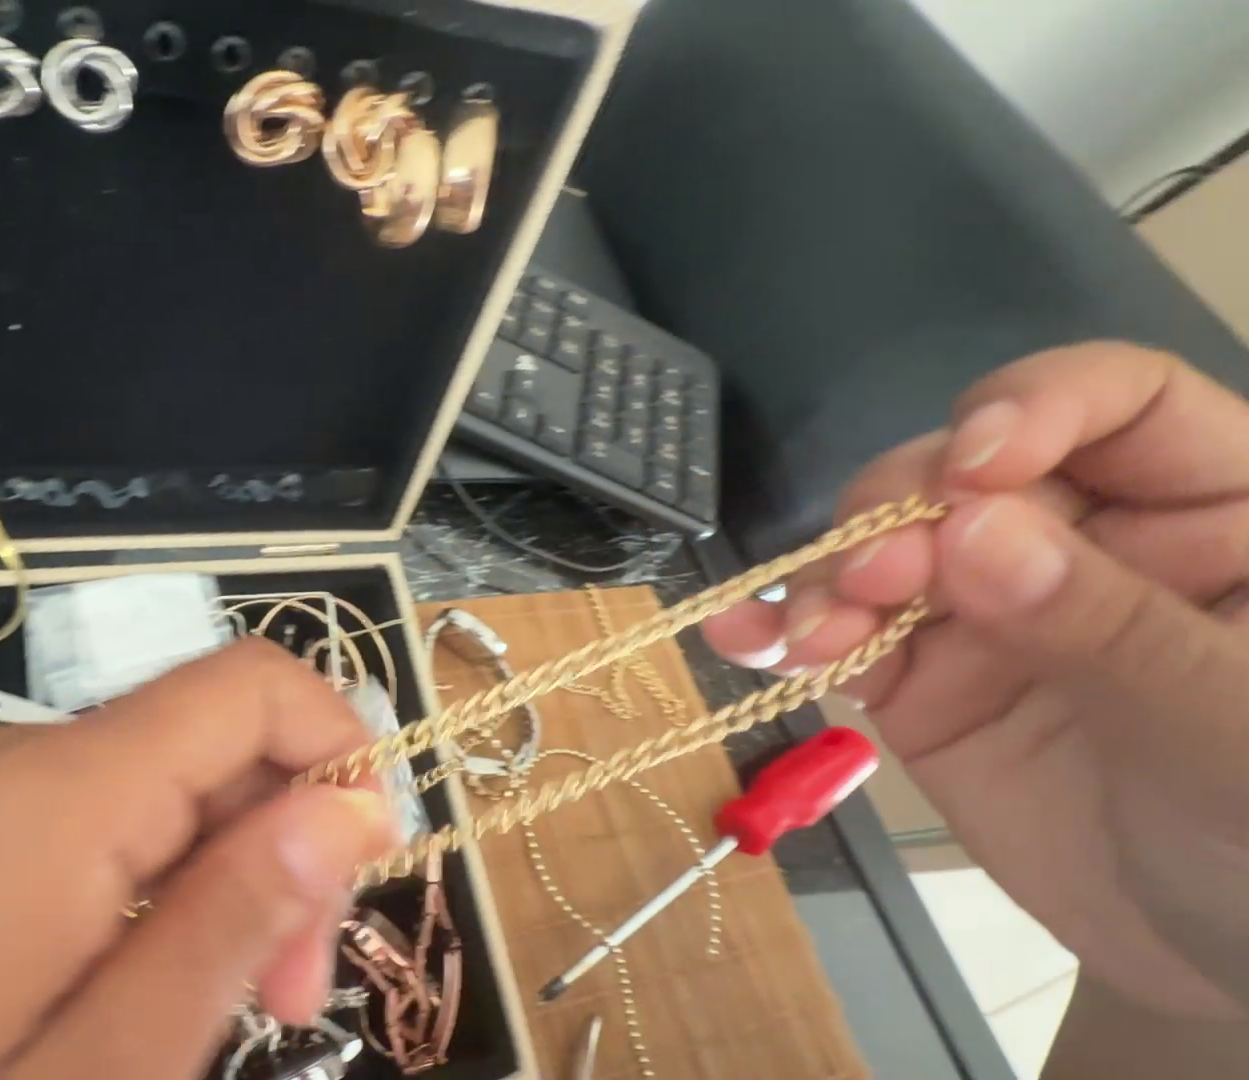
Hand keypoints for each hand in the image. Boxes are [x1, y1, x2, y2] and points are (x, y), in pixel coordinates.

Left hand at [0, 639, 394, 1079]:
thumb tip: (351, 807)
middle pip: (217, 732)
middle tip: (289, 995)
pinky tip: (143, 987)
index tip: (362, 878)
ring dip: (230, 872)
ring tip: (228, 1009)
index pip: (252, 682)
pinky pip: (106, 824)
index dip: (337, 750)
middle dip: (287, 835)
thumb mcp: (102, 1068)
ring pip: (169, 783)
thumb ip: (231, 916)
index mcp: (68, 789)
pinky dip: (163, 885)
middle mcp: (30, 760)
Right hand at [701, 343, 1248, 1018]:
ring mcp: (978, 609)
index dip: (1035, 409)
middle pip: (953, 477)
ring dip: (823, 582)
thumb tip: (966, 527)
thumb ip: (1112, 626)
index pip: (1116, 407)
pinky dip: (775, 632)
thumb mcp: (1234, 733)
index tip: (971, 474)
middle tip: (871, 583)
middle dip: (893, 518)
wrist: (1217, 966)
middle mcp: (1075, 544)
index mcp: (1205, 519)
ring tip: (810, 641)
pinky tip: (736, 637)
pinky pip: (832, 633)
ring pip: (873, 549)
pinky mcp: (909, 672)